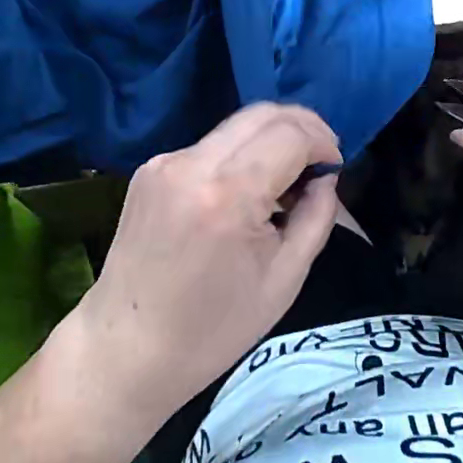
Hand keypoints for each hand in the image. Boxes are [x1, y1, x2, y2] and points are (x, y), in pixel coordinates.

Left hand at [69, 103, 341, 422]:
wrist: (128, 348)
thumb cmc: (213, 329)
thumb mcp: (285, 278)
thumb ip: (316, 216)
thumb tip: (325, 177)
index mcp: (228, 194)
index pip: (290, 134)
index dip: (323, 141)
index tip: (334, 167)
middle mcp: (191, 164)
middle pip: (261, 114)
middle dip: (301, 127)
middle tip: (320, 160)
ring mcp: (163, 162)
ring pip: (233, 126)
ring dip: (269, 140)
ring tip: (283, 180)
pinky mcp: (148, 169)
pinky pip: (207, 147)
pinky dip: (236, 156)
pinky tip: (242, 192)